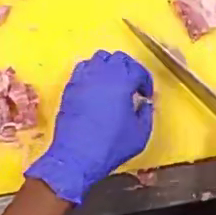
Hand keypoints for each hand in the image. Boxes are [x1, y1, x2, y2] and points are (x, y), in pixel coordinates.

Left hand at [26, 50, 154, 204]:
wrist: (77, 157)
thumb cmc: (111, 146)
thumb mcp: (140, 134)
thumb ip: (146, 114)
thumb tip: (144, 104)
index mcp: (121, 82)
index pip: (137, 69)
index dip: (145, 80)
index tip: (146, 94)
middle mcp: (101, 74)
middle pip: (117, 57)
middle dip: (128, 68)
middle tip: (133, 85)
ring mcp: (82, 79)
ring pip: (98, 59)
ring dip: (109, 67)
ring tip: (113, 84)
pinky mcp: (69, 88)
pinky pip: (82, 70)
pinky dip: (92, 73)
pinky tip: (95, 89)